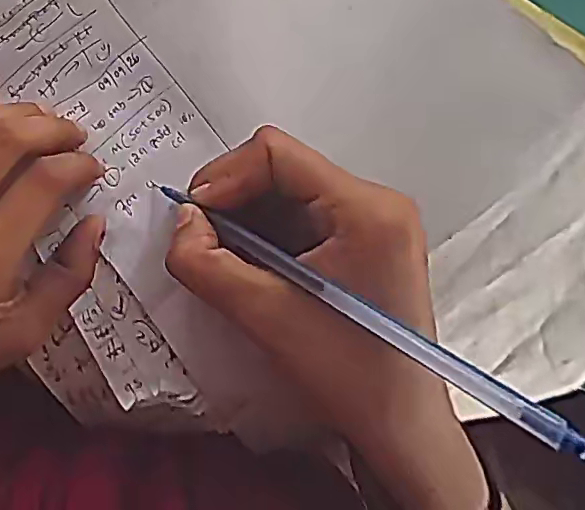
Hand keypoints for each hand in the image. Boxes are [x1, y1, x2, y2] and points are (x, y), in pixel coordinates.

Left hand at [0, 97, 104, 429]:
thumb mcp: (25, 333)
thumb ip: (69, 277)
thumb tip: (95, 218)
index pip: (39, 186)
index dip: (74, 165)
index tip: (91, 164)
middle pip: (3, 145)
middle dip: (48, 128)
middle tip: (72, 132)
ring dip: (11, 113)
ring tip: (39, 117)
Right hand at [165, 127, 487, 509]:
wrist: (401, 431)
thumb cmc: (358, 381)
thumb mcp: (266, 317)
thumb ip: (207, 264)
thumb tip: (183, 222)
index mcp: (367, 211)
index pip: (276, 153)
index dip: (226, 174)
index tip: (199, 207)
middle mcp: (375, 203)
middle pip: (279, 165)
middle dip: (232, 196)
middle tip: (204, 231)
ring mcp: (370, 217)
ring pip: (283, 185)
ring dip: (245, 213)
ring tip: (228, 254)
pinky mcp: (359, 234)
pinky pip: (295, 207)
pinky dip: (262, 227)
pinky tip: (252, 262)